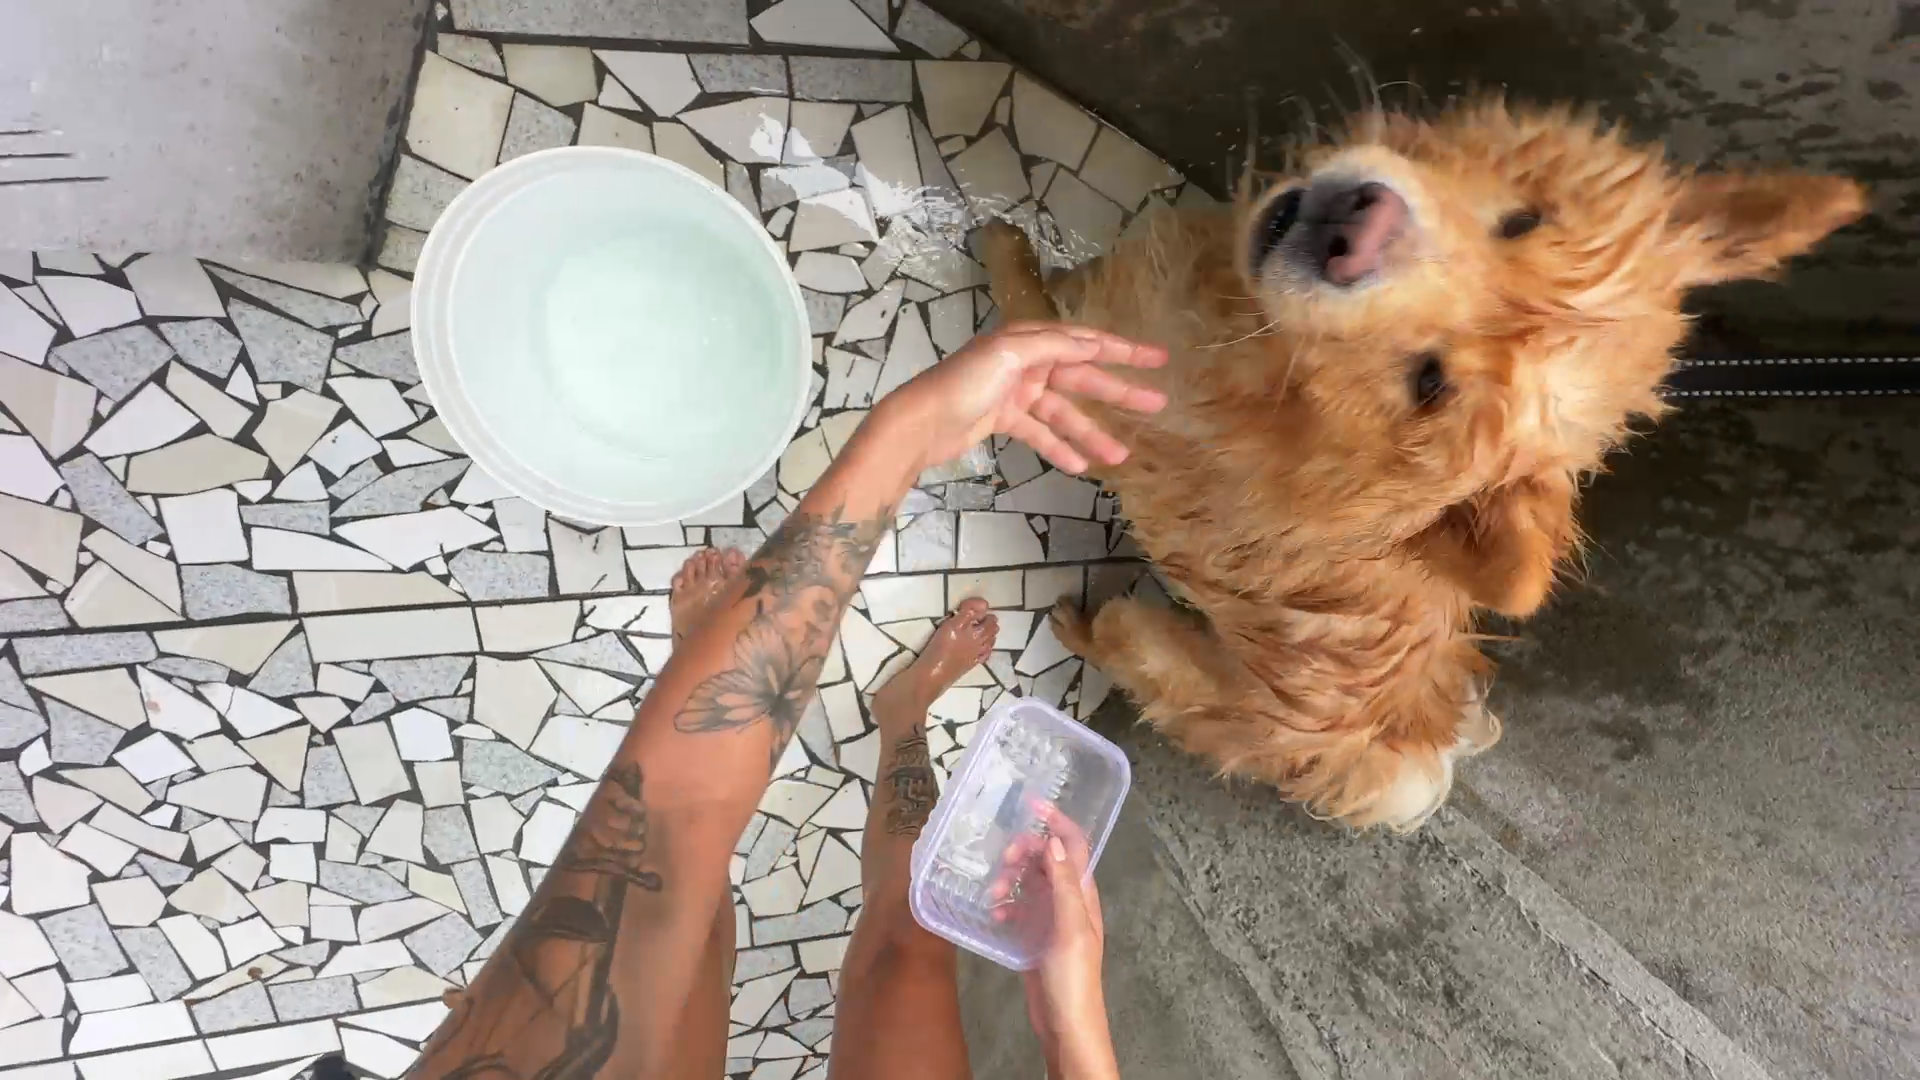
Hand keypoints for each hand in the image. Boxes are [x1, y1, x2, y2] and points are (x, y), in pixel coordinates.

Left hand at [888, 321, 1167, 474]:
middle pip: (1082, 378)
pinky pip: (1040, 434)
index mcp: (1030, 340)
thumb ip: (1053, 347)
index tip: (1158, 359)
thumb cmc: (962, 383)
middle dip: (1119, 392)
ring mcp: (1016, 393)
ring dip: (1091, 433)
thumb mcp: (1008, 355)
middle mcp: (1027, 362)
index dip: (1123, 350)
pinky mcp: (1005, 420)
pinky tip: (1081, 466)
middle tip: (1157, 404)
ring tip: (1121, 455)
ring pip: (1064, 413)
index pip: (1086, 342)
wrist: (919, 422)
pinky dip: (1058, 448)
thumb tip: (1094, 343)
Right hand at [993, 805, 1116, 1077]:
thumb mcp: (1070, 928)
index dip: (1056, 820)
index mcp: (1083, 892)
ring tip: (995, 892)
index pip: (1073, 844)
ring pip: (1030, 881)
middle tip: (1004, 859)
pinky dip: (1006, 904)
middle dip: (1025, 850)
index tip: (1032, 802)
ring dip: (1011, 878)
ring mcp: (1051, 917)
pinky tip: (995, 914)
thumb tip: (1054, 841)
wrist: (1067, 1027)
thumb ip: (1064, 885)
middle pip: (1047, 858)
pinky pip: (1018, 907)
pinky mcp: (1035, 935)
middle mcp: (1068, 898)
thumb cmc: (1074, 977)